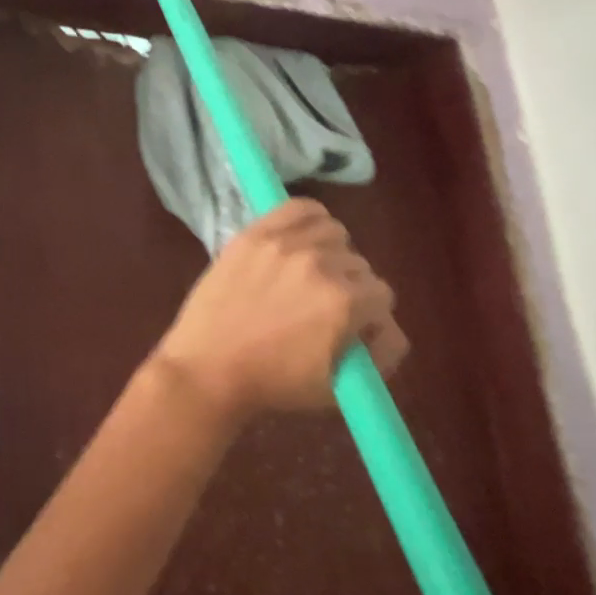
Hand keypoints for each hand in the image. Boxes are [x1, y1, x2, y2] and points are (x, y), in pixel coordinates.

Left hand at [148, 198, 406, 421]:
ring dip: (329, 253)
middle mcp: (320, 264)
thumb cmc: (274, 384)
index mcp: (346, 302)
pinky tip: (301, 239)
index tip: (347, 329)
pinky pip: (300, 208)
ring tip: (307, 276)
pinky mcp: (254, 235)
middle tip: (320, 309)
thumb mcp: (340, 387)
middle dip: (348, 288)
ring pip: (334, 233)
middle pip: (358, 264)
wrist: (207, 370)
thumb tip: (388, 325)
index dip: (368, 316)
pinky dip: (309, 219)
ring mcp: (284, 245)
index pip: (382, 295)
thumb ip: (382, 354)